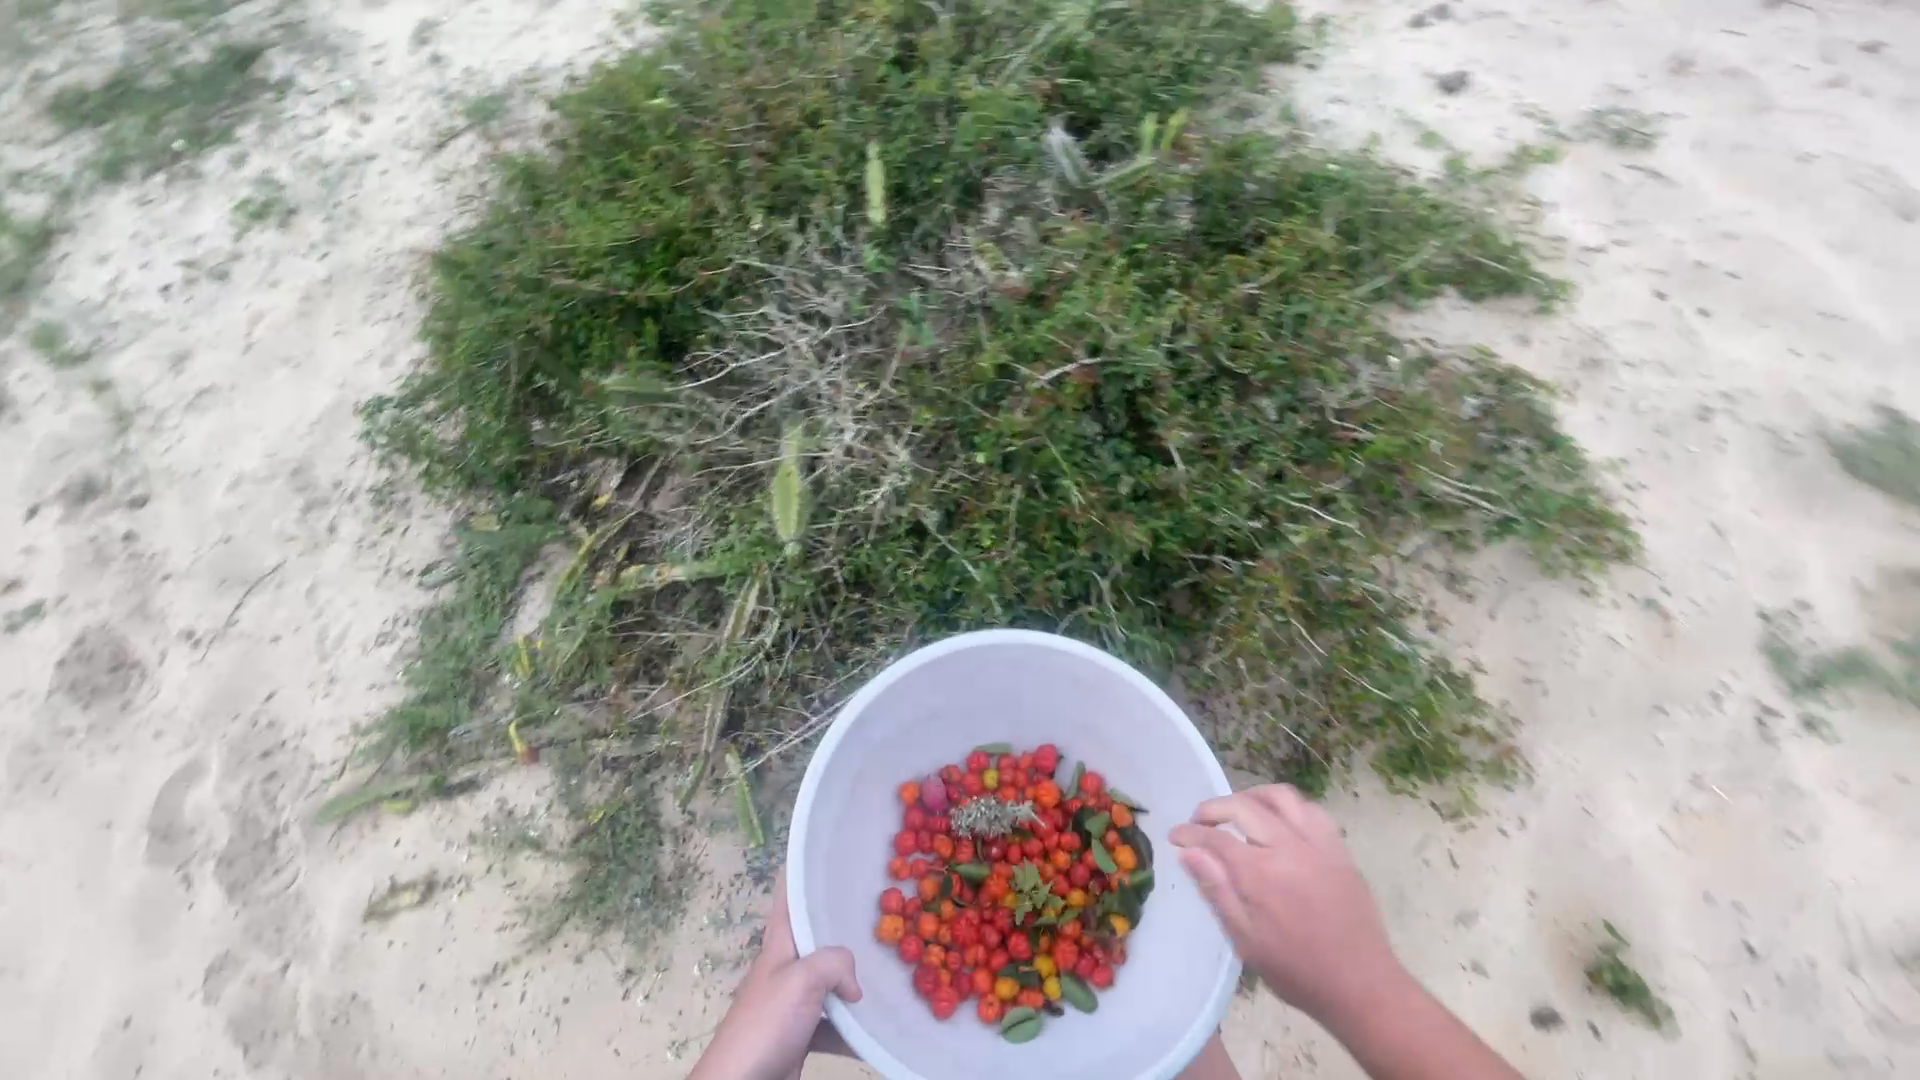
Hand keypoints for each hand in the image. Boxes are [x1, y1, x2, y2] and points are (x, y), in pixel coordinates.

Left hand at [689, 870, 861, 1079]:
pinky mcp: (800, 1037)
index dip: (800, 872)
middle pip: (815, 938)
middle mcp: (786, 969)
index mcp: (780, 946)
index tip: (823, 852)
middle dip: (842, 925)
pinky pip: (834, 1026)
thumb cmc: (764, 1026)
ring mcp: (792, 1005)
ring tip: (887, 968)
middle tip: (878, 910)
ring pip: (829, 982)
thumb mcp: (801, 980)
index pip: (788, 898)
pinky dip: (854, 1029)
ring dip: (853, 979)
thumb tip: (855, 985)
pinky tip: (875, 1029)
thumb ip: (834, 963)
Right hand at [1170, 785, 1405, 1027]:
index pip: (1215, 838)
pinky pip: (1311, 810)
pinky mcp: (1340, 849)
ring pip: (1280, 797)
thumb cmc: (1297, 971)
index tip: (1174, 835)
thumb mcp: (1246, 940)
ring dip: (1251, 797)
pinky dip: (1287, 807)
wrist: (1363, 987)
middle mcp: (1290, 848)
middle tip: (1199, 823)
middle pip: (1243, 807)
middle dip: (1213, 808)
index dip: (1190, 833)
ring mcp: (1319, 845)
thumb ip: (1216, 890)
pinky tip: (1277, 822)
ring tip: (1237, 812)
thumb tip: (1188, 852)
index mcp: (1262, 874)